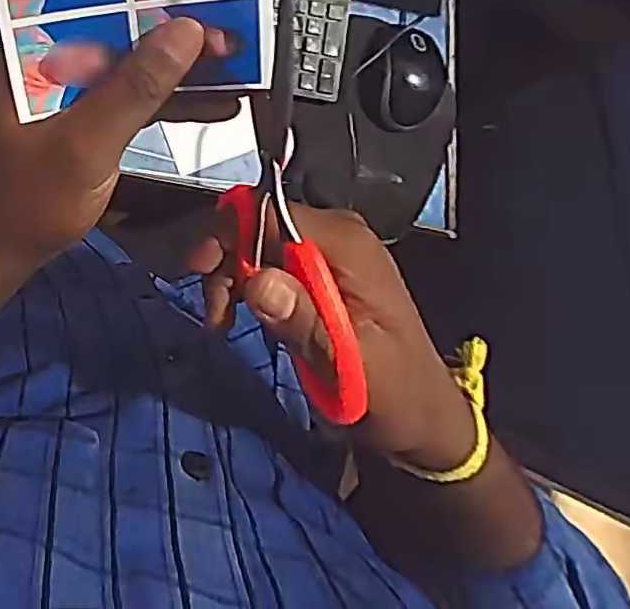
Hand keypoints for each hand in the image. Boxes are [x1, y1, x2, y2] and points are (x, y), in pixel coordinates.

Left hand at [0, 18, 239, 261]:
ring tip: (235, 59)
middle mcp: (45, 65)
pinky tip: (217, 100)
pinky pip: (134, 100)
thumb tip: (183, 34)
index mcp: (25, 56)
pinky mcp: (87, 119)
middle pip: (115, 36)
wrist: (5, 253)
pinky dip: (171, 101)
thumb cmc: (27, 203)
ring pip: (131, 68)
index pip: (85, 9)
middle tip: (225, 26)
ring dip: (179, 68)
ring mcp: (69, 93)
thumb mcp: (84, 144)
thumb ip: (133, 89)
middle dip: (169, 33)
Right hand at [187, 204, 474, 469]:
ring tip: (225, 319)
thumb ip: (304, 320)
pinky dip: (242, 279)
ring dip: (228, 274)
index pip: (266, 210)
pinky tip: (241, 310)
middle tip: (216, 311)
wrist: (425, 420)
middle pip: (254, 220)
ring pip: (251, 237)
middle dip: (224, 260)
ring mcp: (325, 246)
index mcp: (345, 244)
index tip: (204, 273)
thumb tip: (257, 280)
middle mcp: (334, 232)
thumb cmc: (396, 395)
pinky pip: (263, 254)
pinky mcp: (316, 263)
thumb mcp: (351, 365)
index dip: (228, 234)